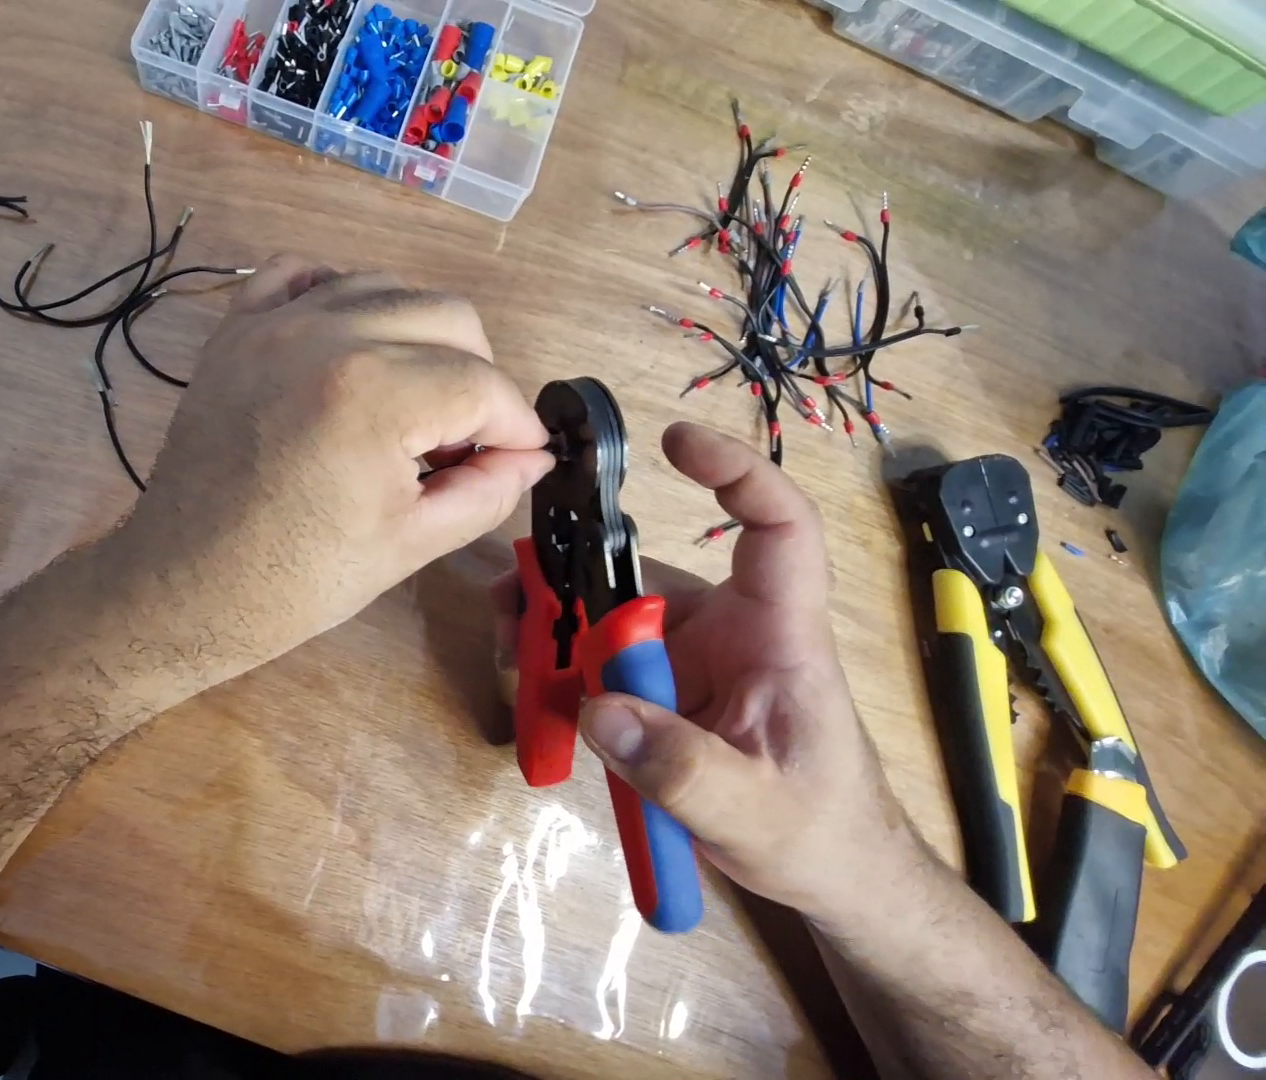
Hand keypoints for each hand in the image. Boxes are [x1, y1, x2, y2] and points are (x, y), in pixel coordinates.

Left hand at [116, 255, 553, 675]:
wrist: (184, 585)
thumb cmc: (295, 583)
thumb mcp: (409, 547)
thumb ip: (487, 492)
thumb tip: (531, 456)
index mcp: (374, 396)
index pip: (482, 384)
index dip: (515, 425)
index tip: (520, 455)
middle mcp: (326, 336)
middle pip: (448, 315)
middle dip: (479, 375)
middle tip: (466, 437)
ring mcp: (272, 324)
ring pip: (385, 285)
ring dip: (420, 333)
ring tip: (413, 396)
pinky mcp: (235, 330)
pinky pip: (300, 272)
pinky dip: (340, 293)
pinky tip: (352, 339)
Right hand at [501, 423, 929, 925]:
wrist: (823, 876)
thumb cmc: (821, 836)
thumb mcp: (757, 813)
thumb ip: (684, 769)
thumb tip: (598, 709)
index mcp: (775, 635)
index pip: (776, 530)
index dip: (736, 474)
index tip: (673, 444)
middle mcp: (723, 631)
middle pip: (640, 578)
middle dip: (569, 578)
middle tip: (509, 603)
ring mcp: (681, 663)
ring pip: (605, 620)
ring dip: (550, 628)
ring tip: (510, 653)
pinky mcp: (653, 694)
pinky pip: (595, 666)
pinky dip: (556, 671)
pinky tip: (529, 691)